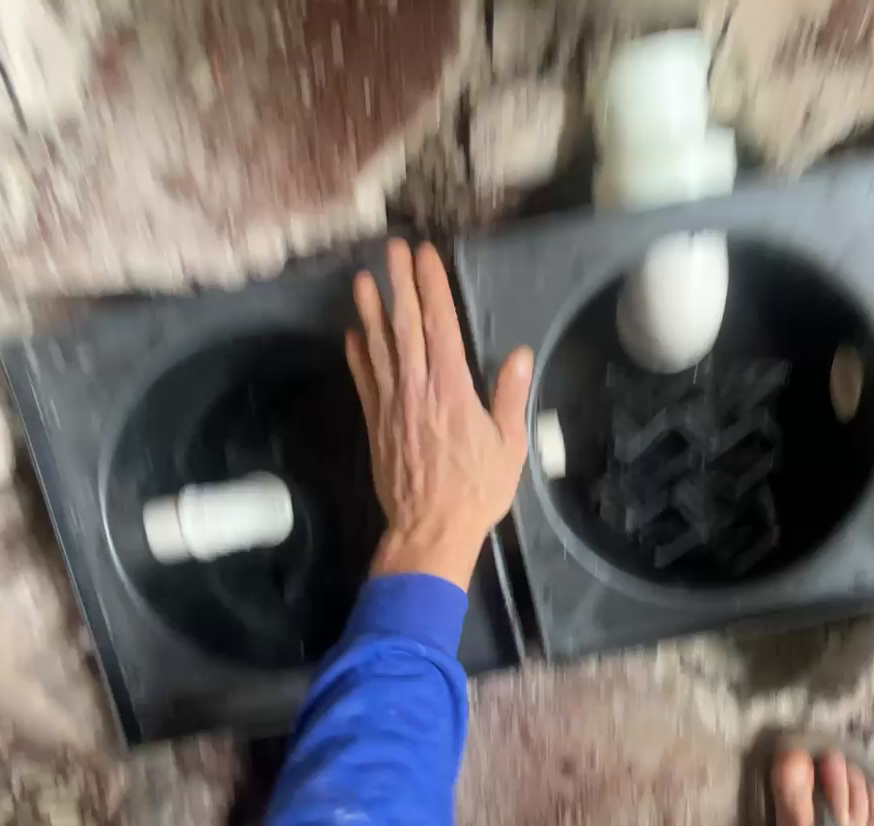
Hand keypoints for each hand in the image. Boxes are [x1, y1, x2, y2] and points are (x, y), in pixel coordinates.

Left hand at [347, 239, 534, 588]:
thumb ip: (510, 397)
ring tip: (363, 279)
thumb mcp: (509, 445)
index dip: (432, 286)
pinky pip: (365, 382)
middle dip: (400, 284)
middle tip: (393, 249)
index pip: (440, 325)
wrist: (430, 528)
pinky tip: (353, 336)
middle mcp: (417, 388)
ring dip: (370, 311)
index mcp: (452, 389)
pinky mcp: (376, 424)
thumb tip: (520, 356)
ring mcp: (391, 405)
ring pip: (378, 348)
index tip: (426, 256)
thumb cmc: (477, 490)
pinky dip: (358, 356)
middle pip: (404, 326)